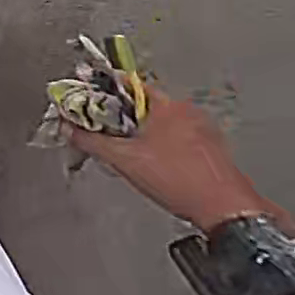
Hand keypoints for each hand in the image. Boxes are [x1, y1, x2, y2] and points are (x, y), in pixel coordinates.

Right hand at [67, 87, 290, 231]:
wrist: (227, 211)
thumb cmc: (175, 178)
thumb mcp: (123, 159)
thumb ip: (91, 140)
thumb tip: (67, 127)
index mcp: (166, 105)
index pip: (128, 84)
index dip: (104, 89)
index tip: (87, 98)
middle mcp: (186, 110)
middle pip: (143, 102)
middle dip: (120, 113)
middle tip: (102, 127)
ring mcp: (203, 128)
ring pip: (160, 119)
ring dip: (140, 129)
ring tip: (125, 148)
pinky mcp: (211, 147)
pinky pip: (176, 134)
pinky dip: (160, 140)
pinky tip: (152, 160)